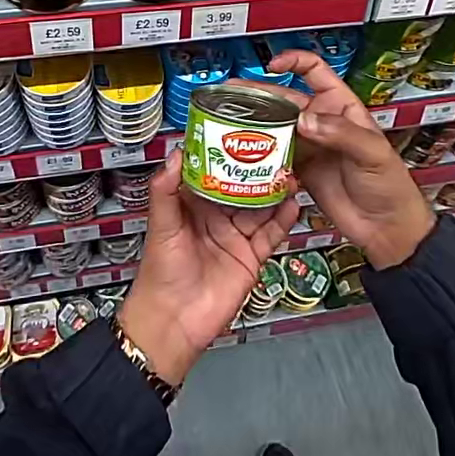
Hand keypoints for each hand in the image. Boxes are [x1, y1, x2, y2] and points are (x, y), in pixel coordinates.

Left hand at [118, 150, 300, 385]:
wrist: (174, 320)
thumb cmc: (160, 271)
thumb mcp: (161, 225)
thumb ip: (165, 190)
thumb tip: (177, 153)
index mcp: (193, 205)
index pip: (213, 173)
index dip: (226, 155)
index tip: (241, 134)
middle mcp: (216, 217)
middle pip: (242, 188)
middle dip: (258, 171)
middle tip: (276, 150)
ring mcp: (235, 236)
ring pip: (260, 208)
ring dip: (275, 191)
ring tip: (291, 172)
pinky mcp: (251, 257)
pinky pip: (270, 235)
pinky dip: (283, 220)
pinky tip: (293, 204)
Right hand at [251, 50, 435, 269]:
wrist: (386, 228)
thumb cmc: (390, 184)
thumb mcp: (372, 152)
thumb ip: (340, 133)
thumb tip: (304, 120)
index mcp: (340, 106)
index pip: (314, 71)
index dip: (293, 62)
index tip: (272, 66)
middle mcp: (320, 121)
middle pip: (283, 98)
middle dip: (257, 94)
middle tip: (231, 96)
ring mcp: (307, 144)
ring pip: (274, 125)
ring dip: (252, 122)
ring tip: (227, 120)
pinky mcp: (297, 168)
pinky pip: (273, 155)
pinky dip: (258, 153)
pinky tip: (242, 152)